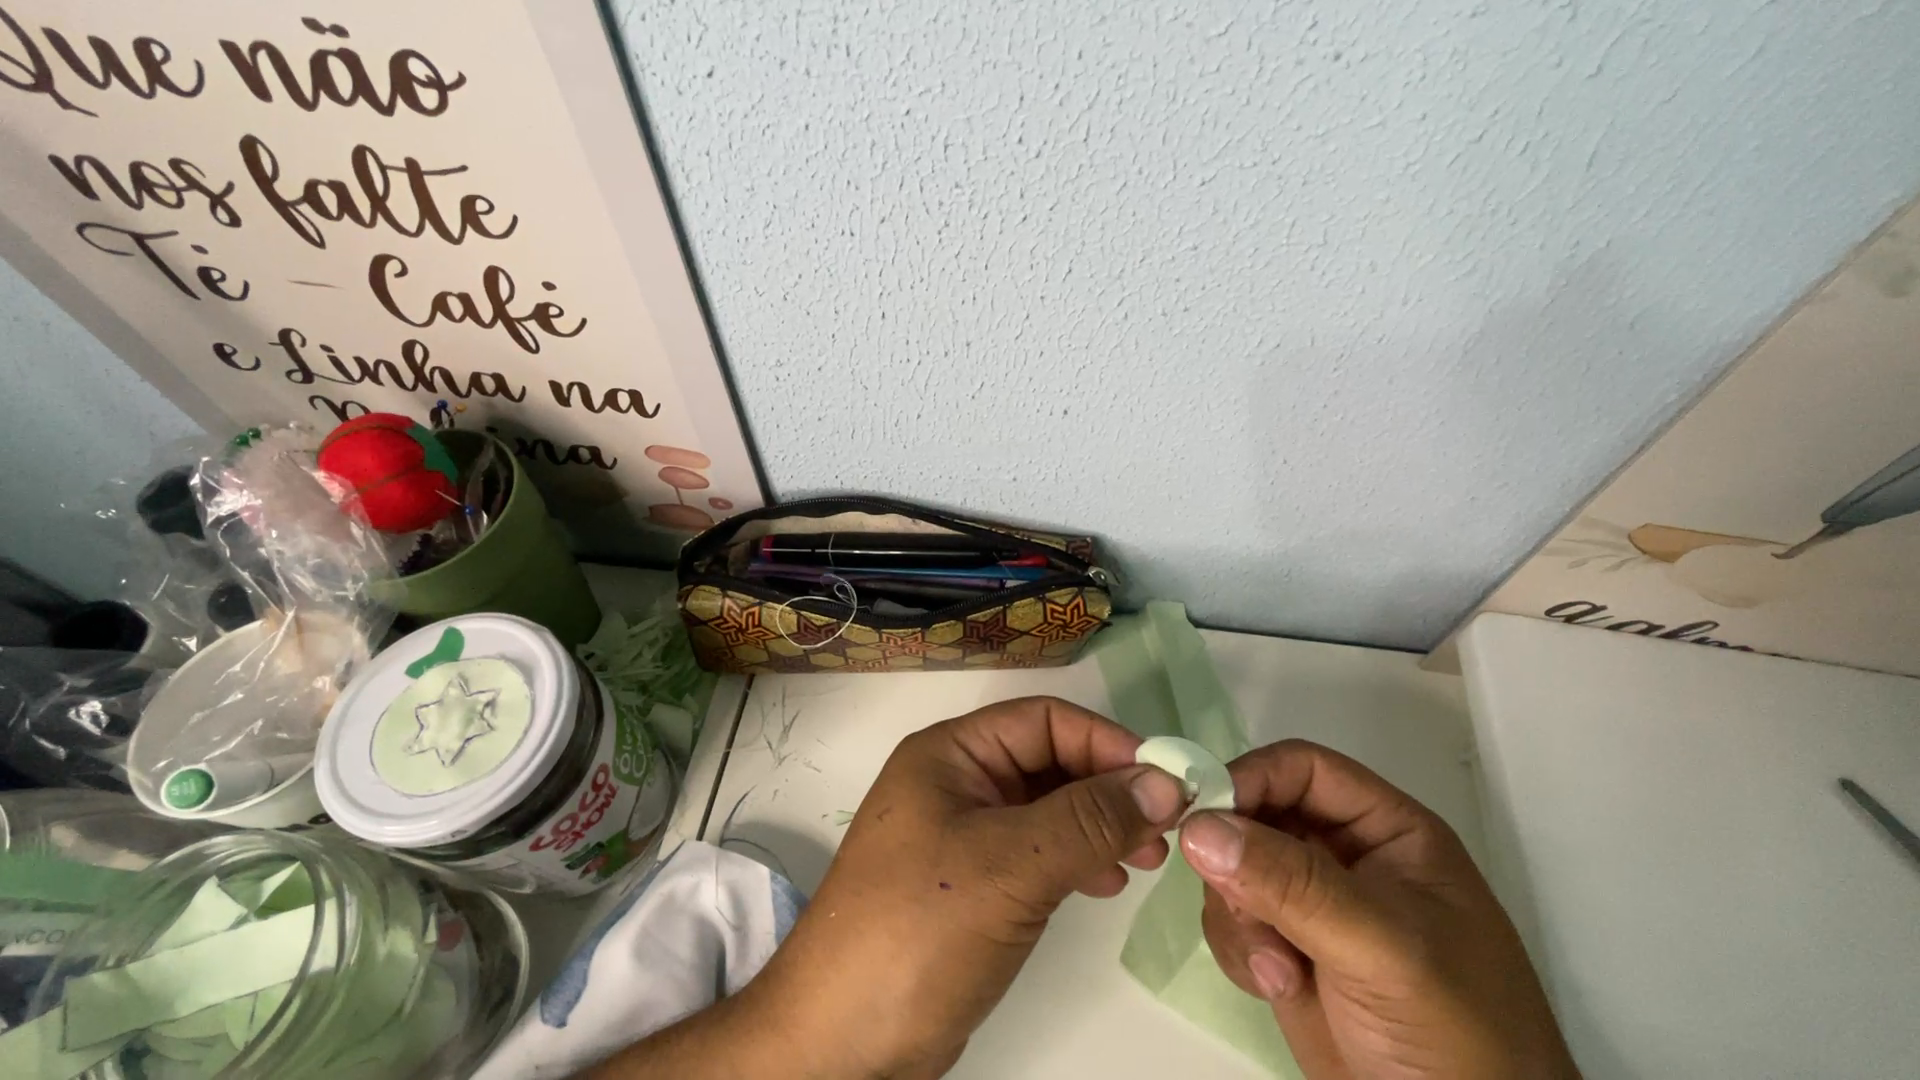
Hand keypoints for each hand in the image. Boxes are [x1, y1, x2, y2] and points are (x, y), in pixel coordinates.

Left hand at [745, 696, 1189, 1077]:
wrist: (842, 1040)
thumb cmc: (921, 930)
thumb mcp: (1011, 866)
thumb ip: (1090, 819)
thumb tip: (1168, 781)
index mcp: (951, 755)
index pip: (1044, 721)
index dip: (1108, 743)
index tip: (1169, 782)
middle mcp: (956, 784)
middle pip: (1049, 761)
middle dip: (1109, 788)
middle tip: (1166, 829)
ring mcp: (962, 836)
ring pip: (1048, 809)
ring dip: (1100, 825)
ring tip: (1145, 860)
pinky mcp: (972, 885)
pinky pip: (1037, 852)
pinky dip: (1077, 860)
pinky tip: (1105, 883)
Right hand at [1179, 740, 1579, 1079]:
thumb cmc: (1453, 1033)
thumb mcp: (1382, 947)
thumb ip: (1292, 883)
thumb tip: (1197, 827)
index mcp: (1386, 831)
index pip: (1304, 769)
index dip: (1250, 777)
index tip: (1200, 815)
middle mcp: (1344, 857)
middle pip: (1256, 815)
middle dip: (1235, 857)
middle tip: (1235, 904)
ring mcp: (1312, 906)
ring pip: (1233, 868)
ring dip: (1236, 913)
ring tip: (1275, 968)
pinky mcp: (1287, 951)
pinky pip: (1232, 920)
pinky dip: (1237, 948)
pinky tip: (1273, 987)